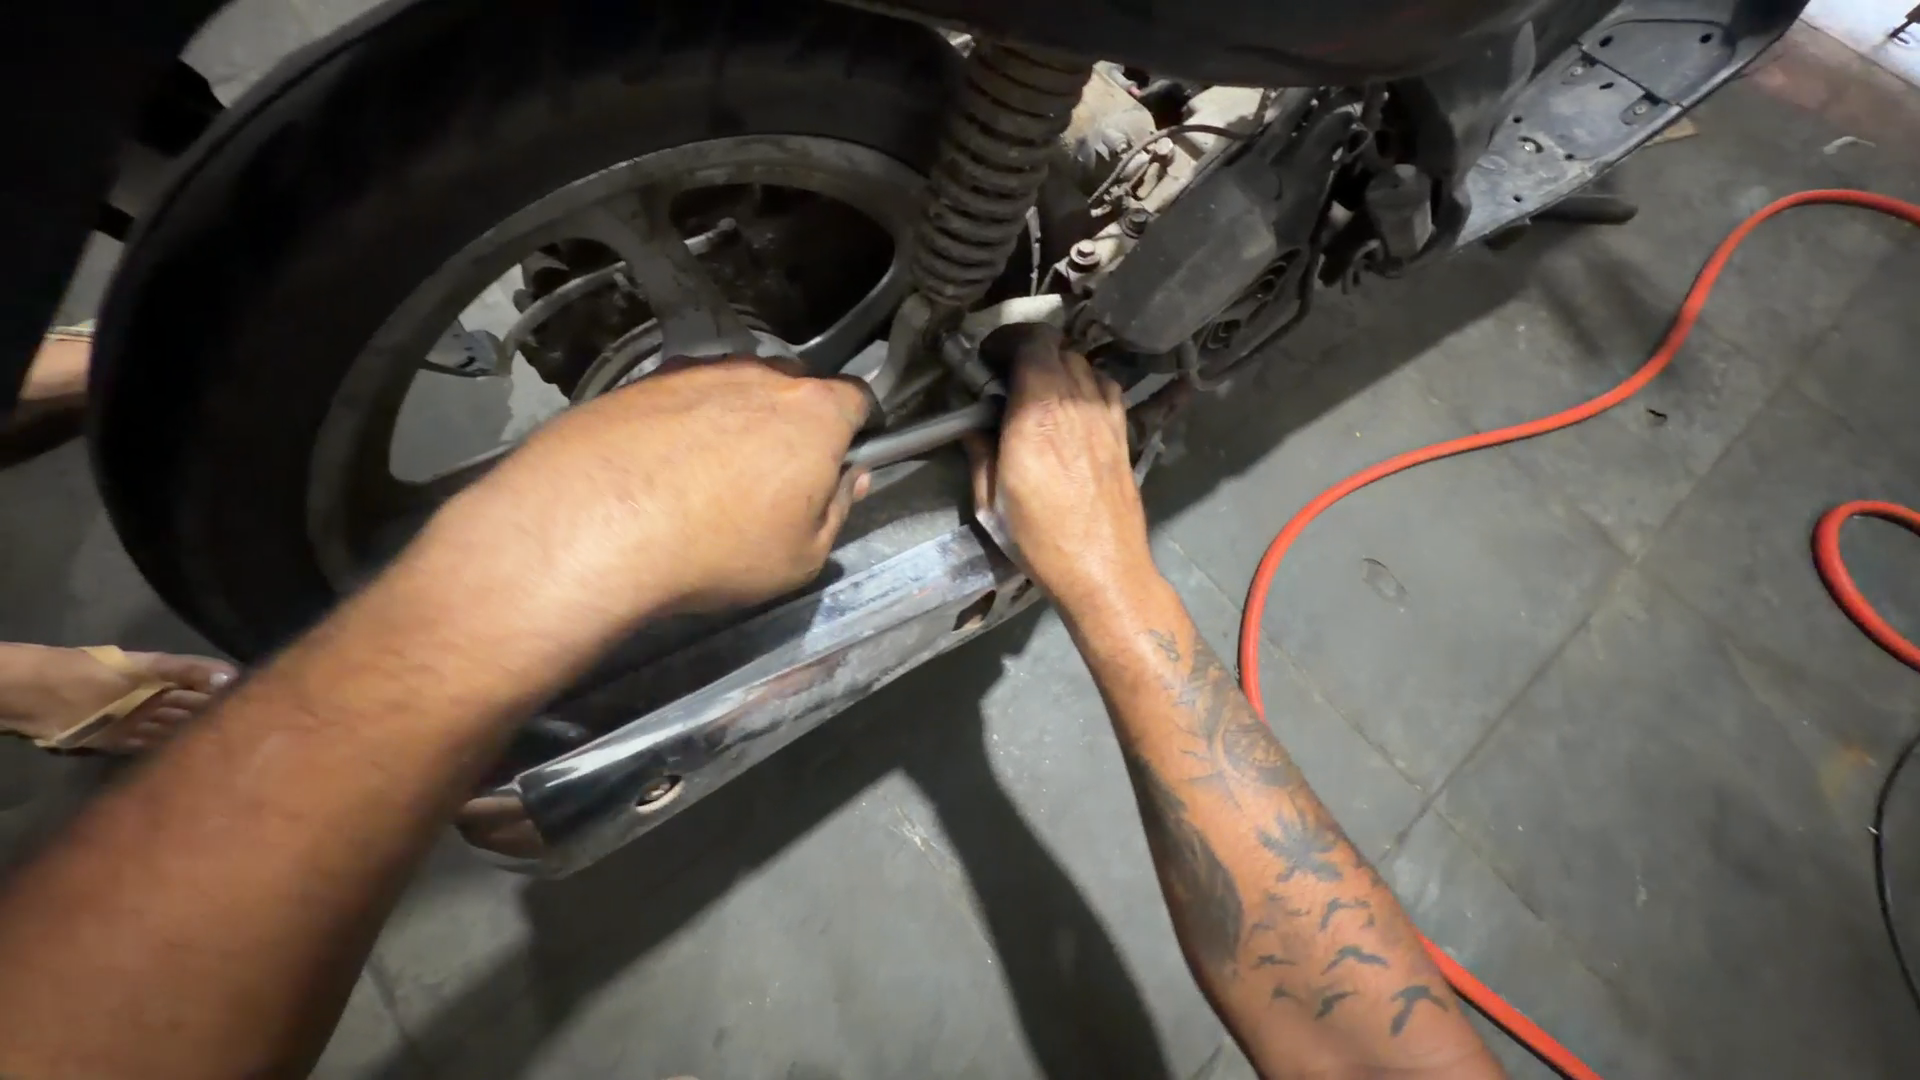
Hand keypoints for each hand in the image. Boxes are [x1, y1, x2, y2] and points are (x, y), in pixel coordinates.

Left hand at [422, 358, 870, 633]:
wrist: (591, 529)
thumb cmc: (716, 550)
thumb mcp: (803, 557)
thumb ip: (838, 510)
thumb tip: (848, 480)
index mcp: (816, 413)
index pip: (860, 399)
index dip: (858, 430)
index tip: (843, 458)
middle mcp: (762, 377)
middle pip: (798, 390)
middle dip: (797, 424)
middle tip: (778, 478)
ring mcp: (698, 371)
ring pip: (739, 391)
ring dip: (740, 423)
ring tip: (712, 479)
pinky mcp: (643, 381)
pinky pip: (684, 398)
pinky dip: (686, 424)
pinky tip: (665, 470)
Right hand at [976, 331, 1156, 613]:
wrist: (1103, 569)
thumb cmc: (1041, 542)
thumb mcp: (991, 504)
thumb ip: (980, 455)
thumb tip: (972, 427)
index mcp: (1035, 419)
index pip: (1031, 345)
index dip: (1007, 340)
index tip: (989, 357)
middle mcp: (1074, 406)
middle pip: (1057, 348)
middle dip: (1028, 351)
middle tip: (1008, 374)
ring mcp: (1105, 416)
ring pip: (1084, 363)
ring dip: (1058, 365)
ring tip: (1040, 388)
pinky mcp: (1123, 432)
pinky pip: (1106, 387)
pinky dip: (1087, 383)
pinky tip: (1073, 404)